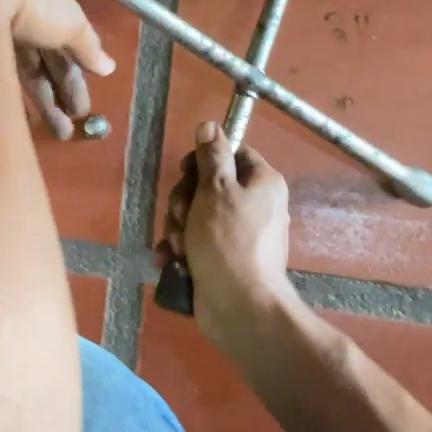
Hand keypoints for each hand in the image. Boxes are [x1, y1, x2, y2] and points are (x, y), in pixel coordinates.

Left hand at [0, 0, 117, 139]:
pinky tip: (18, 120)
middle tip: (73, 124)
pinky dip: (8, 94)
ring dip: (43, 100)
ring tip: (60, 133)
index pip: (65, 35)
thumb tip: (109, 68)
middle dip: (60, 91)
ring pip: (21, 67)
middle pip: (43, 55)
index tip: (84, 95)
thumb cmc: (33, 1)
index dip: (77, 67)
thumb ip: (88, 46)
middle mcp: (13, 7)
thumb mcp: (72, 23)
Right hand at [157, 121, 291, 336]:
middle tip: (182, 217)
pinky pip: (195, 242)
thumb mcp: (217, 189)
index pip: (232, 154)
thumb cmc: (228, 241)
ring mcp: (238, 235)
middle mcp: (255, 205)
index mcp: (262, 183)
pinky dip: (179, 249)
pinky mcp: (223, 259)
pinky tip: (169, 259)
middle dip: (184, 201)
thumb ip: (212, 156)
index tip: (187, 174)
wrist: (239, 306)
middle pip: (208, 185)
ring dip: (178, 227)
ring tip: (178, 246)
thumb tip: (210, 125)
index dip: (205, 160)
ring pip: (195, 215)